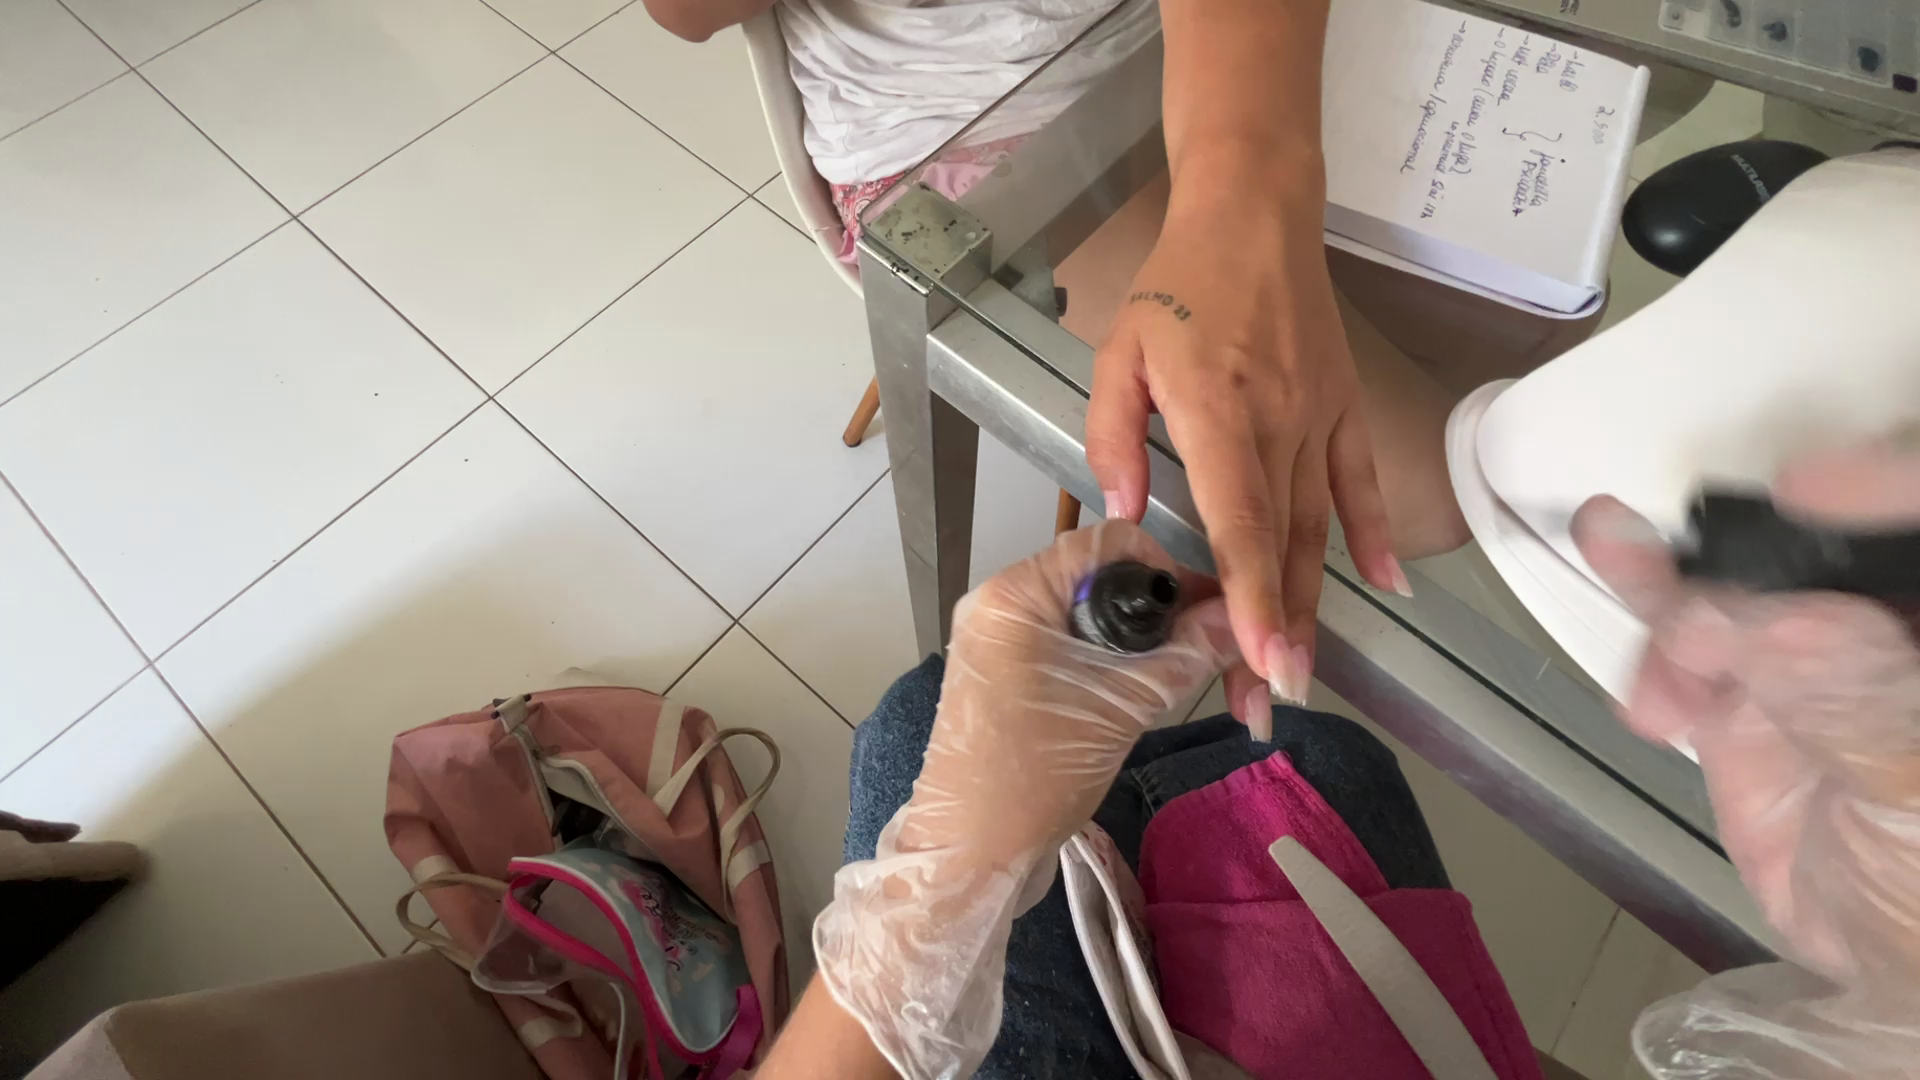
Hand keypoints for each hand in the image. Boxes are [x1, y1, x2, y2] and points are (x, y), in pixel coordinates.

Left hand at [812, 521, 1237, 1079]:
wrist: (971, 851)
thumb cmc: (1037, 776)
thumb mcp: (1120, 709)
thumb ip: (1184, 654)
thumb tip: (1241, 615)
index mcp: (1014, 593)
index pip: (1105, 544)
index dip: (1164, 567)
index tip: (1204, 611)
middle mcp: (997, 599)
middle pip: (1094, 572)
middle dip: (1151, 603)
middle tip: (1199, 642)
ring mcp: (994, 633)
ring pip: (1082, 607)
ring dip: (1130, 631)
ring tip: (1173, 665)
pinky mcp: (1002, 665)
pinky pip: (1063, 636)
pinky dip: (1102, 651)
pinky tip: (1132, 679)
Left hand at [1085, 192, 1404, 727]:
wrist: (1252, 218)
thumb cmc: (1174, 289)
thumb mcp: (1117, 356)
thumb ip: (1113, 437)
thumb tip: (1125, 513)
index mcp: (1217, 416)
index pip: (1241, 523)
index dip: (1254, 597)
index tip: (1263, 661)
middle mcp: (1280, 426)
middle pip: (1283, 546)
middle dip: (1281, 630)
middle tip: (1275, 703)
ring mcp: (1320, 418)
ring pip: (1322, 529)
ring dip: (1317, 605)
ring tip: (1306, 670)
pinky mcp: (1343, 407)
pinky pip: (1361, 480)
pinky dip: (1377, 533)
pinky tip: (1388, 586)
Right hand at [1572, 445, 1919, 991]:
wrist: (1890, 969)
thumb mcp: (1914, 799)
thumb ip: (1856, 709)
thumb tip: (1784, 623)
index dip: (1888, 484)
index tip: (1814, 484)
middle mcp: (1891, 636)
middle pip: (1823, 550)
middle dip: (1751, 542)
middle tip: (1691, 537)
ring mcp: (1819, 661)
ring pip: (1738, 588)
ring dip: (1671, 579)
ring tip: (1615, 547)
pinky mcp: (1744, 687)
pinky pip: (1681, 640)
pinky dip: (1645, 635)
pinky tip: (1632, 639)